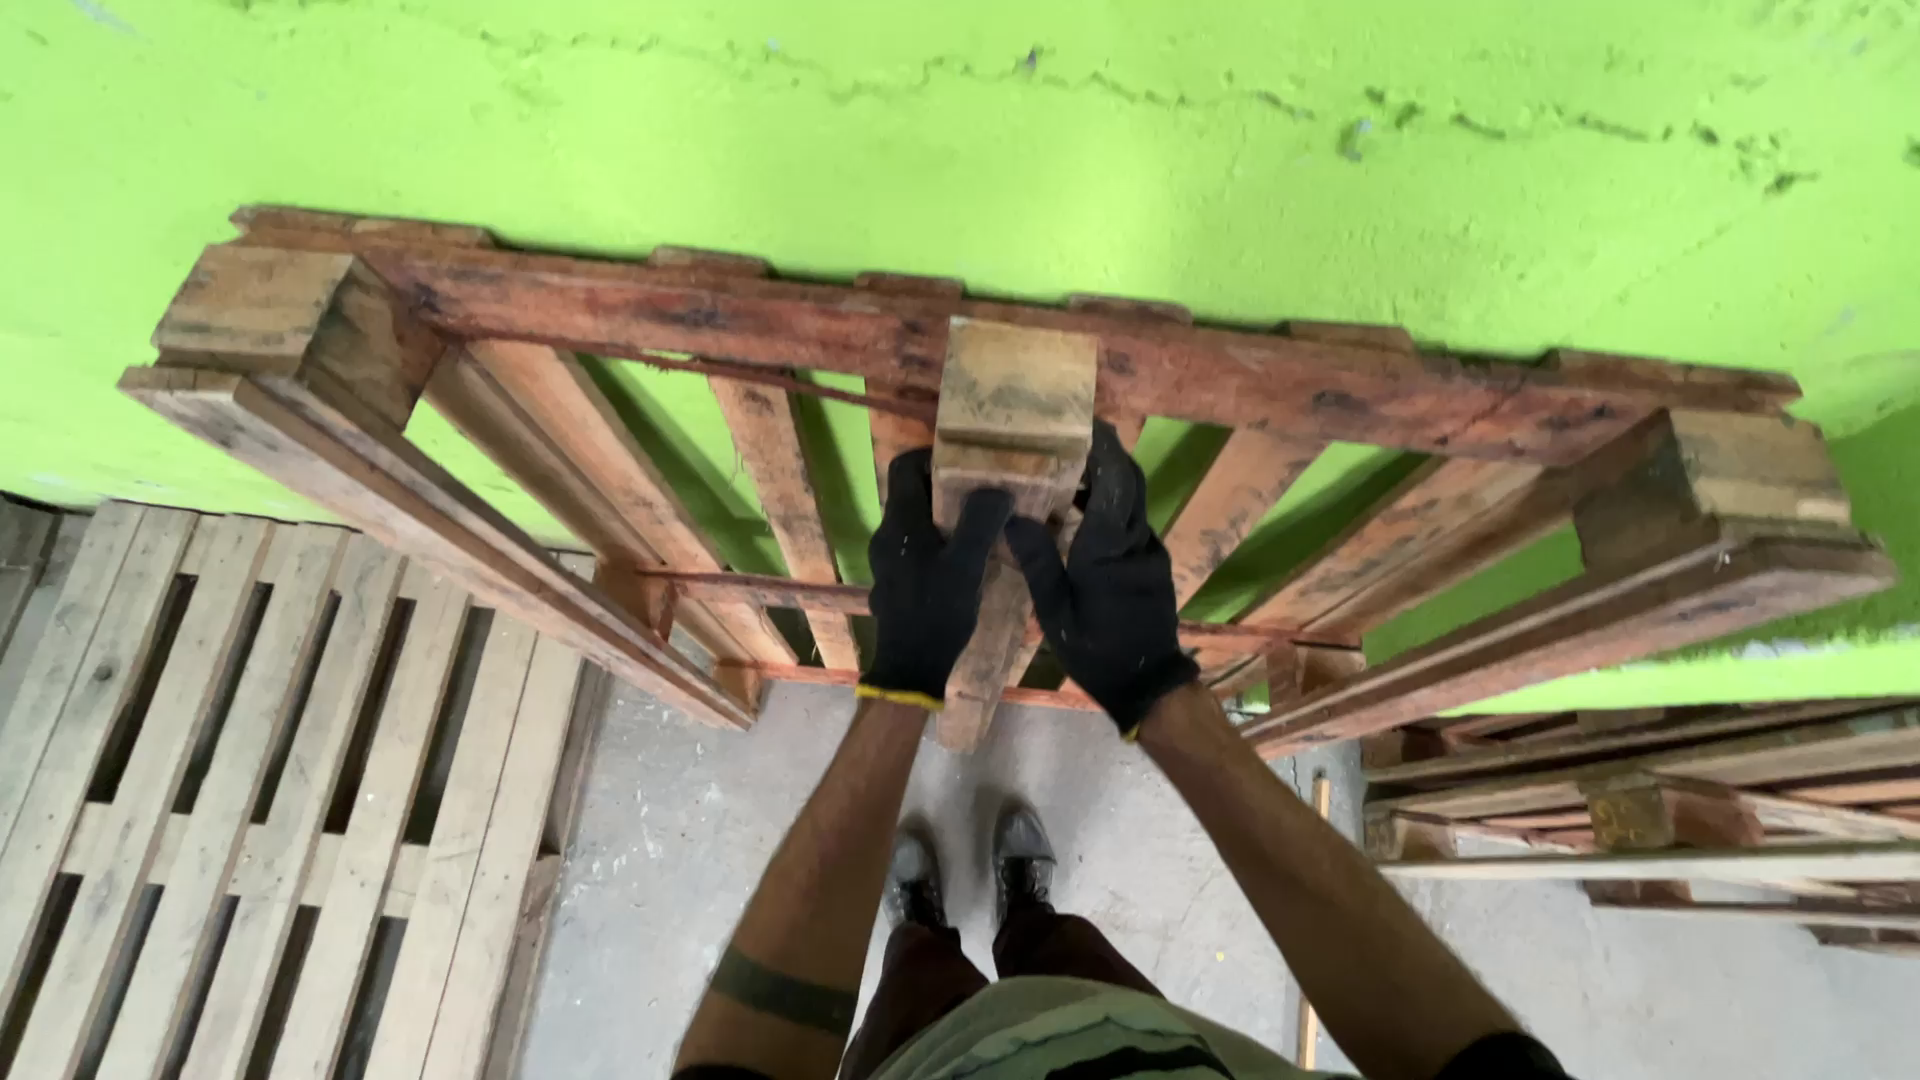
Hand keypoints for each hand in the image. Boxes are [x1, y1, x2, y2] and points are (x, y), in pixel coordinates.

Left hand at [861, 449, 1014, 707]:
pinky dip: (938, 542)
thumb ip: (981, 521)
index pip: (904, 466)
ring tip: (979, 525)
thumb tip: (997, 488)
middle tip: (981, 492)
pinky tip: (964, 560)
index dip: (931, 456)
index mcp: (899, 522)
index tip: (964, 462)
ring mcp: (887, 561)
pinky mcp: (895, 582)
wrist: (911, 666)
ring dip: (943, 517)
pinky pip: (915, 548)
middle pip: (910, 493)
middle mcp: (886, 536)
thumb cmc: (938, 611)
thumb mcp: (967, 564)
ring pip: (914, 522)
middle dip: (945, 487)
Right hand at [1004, 422, 1198, 736]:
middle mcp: (1136, 541)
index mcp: (1108, 550)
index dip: (1102, 448)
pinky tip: (1083, 507)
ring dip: (1109, 475)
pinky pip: (1133, 517)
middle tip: (1074, 434)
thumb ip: (1038, 561)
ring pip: (1134, 498)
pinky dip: (1112, 500)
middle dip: (1108, 452)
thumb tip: (1013, 516)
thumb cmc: (1095, 649)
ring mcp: (1150, 550)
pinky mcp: (1153, 560)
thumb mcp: (1055, 612)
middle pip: (1130, 480)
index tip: (1084, 422)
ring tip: (1070, 464)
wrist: (1146, 682)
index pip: (1113, 483)